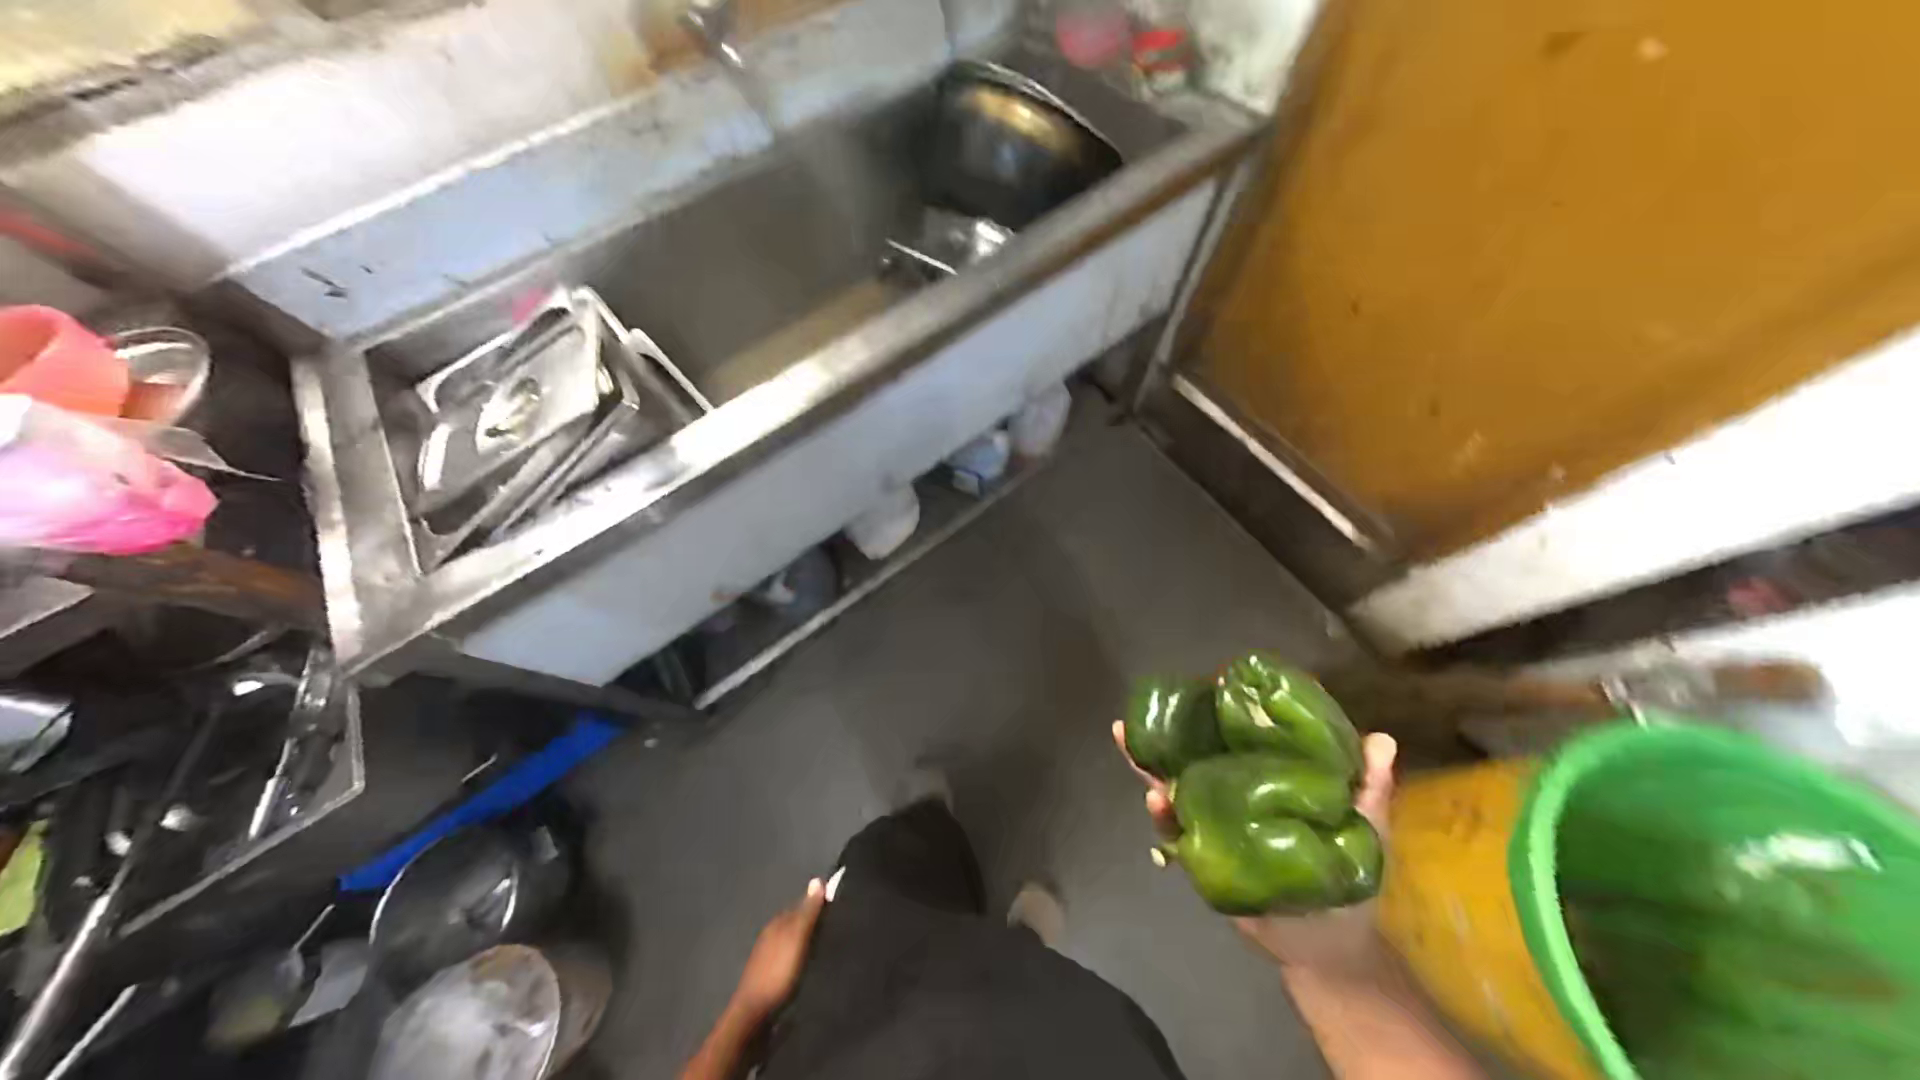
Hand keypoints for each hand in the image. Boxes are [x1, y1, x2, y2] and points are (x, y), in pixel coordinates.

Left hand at [731, 878, 827, 1019]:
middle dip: (813, 921)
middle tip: (836, 927)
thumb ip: (808, 912)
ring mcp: (766, 954)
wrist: (752, 1014)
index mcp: (778, 921)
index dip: (819, 903)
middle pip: (796, 921)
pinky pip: (788, 955)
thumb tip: (818, 879)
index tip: (838, 907)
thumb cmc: (778, 972)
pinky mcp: (766, 974)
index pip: (802, 903)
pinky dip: (799, 955)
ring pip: (791, 939)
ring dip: (806, 940)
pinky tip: (808, 964)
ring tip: (826, 945)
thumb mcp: (797, 939)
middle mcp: (770, 933)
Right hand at [1113, 721, 1399, 984]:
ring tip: (1133, 749)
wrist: (1332, 944)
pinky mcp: (1206, 858)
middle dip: (1158, 738)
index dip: (1212, 715)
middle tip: (1130, 719)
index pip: (1231, 742)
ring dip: (1150, 771)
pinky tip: (1157, 800)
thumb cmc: (1349, 877)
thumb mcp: (1364, 827)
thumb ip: (1369, 788)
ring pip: (1173, 790)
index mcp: (1262, 781)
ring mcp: (1214, 825)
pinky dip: (1165, 817)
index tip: (1204, 684)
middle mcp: (1230, 796)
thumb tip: (1382, 739)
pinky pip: (1178, 835)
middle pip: (1189, 761)